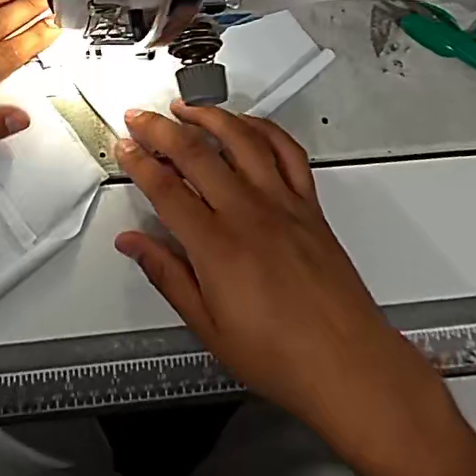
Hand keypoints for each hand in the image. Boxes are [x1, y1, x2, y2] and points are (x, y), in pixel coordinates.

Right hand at [115, 105, 475, 475]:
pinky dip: (264, 129)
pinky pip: (287, 152)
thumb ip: (166, 274)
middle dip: (159, 128)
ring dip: (208, 115)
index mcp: (217, 247)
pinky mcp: (309, 205)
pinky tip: (247, 123)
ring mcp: (282, 204)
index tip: (125, 147)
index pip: (165, 187)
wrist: (351, 368)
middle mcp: (249, 215)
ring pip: (241, 139)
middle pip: (195, 152)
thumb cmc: (284, 357)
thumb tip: (133, 244)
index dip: (138, 161)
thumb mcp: (207, 325)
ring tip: (186, 107)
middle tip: (140, 118)